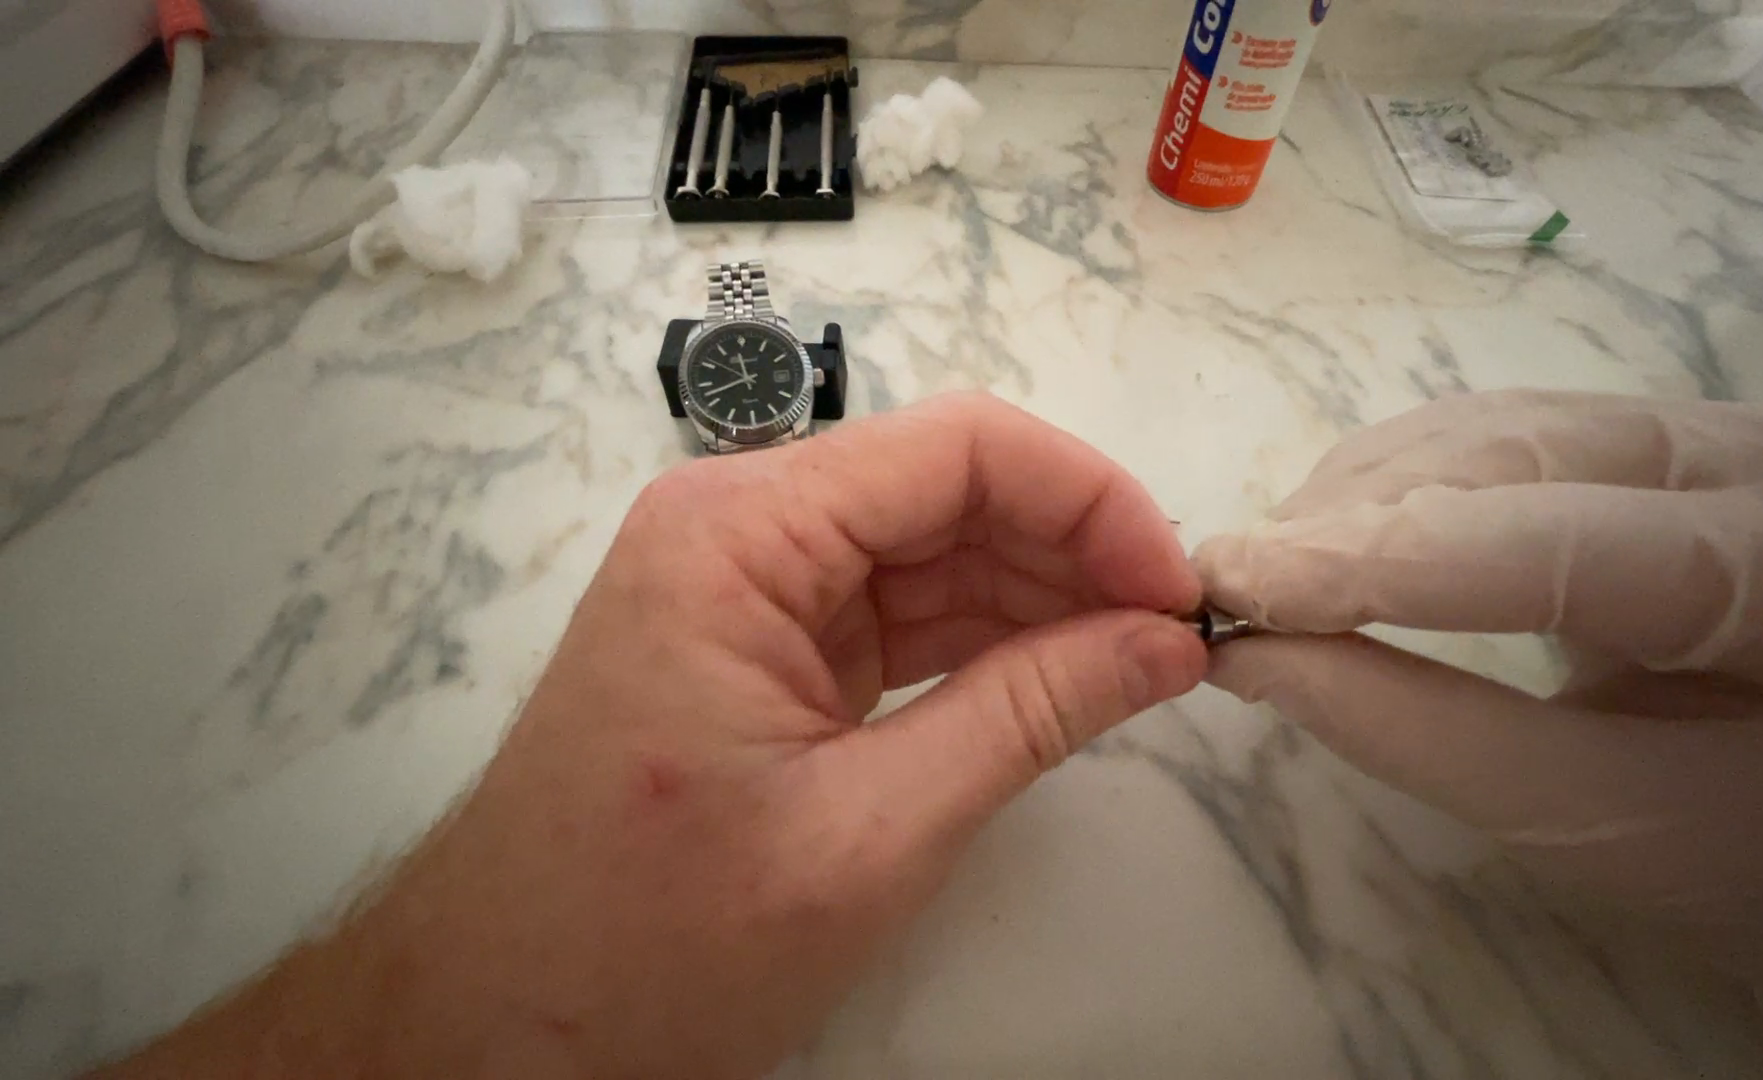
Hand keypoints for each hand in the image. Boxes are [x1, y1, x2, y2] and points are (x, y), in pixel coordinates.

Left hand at [96, 394, 1205, 1078]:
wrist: (503, 1020)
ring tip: (1138, 652)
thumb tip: (1167, 644)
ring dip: (1046, 592)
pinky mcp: (782, 632)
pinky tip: (1066, 666)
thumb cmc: (654, 943)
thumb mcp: (870, 834)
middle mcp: (749, 524)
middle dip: (1075, 547)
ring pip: (942, 544)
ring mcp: (764, 577)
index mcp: (742, 533)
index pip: (958, 449)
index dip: (1088, 498)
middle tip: (1171, 629)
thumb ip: (1030, 717)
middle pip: (952, 486)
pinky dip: (996, 633)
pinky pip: (913, 604)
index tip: (1171, 585)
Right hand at [1195, 390, 1762, 1074]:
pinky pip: (1493, 441)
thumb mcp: (1624, 831)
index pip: (1554, 541)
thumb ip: (1427, 736)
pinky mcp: (1661, 450)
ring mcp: (1719, 434)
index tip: (1227, 591)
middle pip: (1508, 450)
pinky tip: (1344, 538)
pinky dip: (1391, 489)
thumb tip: (1258, 658)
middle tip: (1229, 587)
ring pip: (1486, 429)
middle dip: (1345, 519)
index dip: (1368, 562)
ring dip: (1354, 498)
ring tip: (1275, 573)